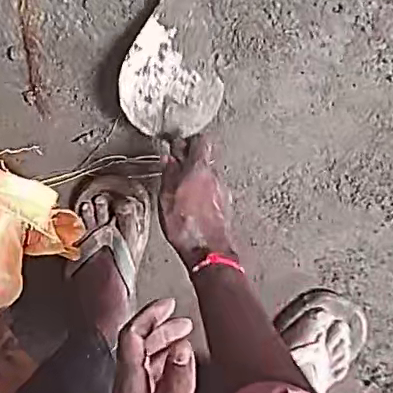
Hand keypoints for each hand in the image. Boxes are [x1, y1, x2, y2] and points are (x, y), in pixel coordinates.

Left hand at [101, 298, 198, 392]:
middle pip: (136, 352)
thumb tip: (180, 350)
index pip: (130, 342)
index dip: (148, 318)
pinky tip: (182, 377)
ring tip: (186, 340)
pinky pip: (153, 390)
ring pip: (145, 370)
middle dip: (158, 330)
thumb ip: (175, 390)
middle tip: (183, 320)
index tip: (169, 305)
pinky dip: (168, 374)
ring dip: (163, 351)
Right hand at [160, 134, 235, 263]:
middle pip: (207, 157)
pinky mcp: (225, 205)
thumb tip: (169, 160)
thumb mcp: (166, 198)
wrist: (209, 253)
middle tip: (178, 162)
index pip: (201, 141)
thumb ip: (168, 175)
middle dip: (192, 158)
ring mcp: (223, 191)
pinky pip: (214, 190)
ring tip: (183, 184)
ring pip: (210, 174)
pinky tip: (194, 201)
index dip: (189, 140)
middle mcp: (215, 177)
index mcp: (200, 170)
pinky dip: (204, 190)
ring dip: (198, 175)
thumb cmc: (187, 228)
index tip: (179, 143)